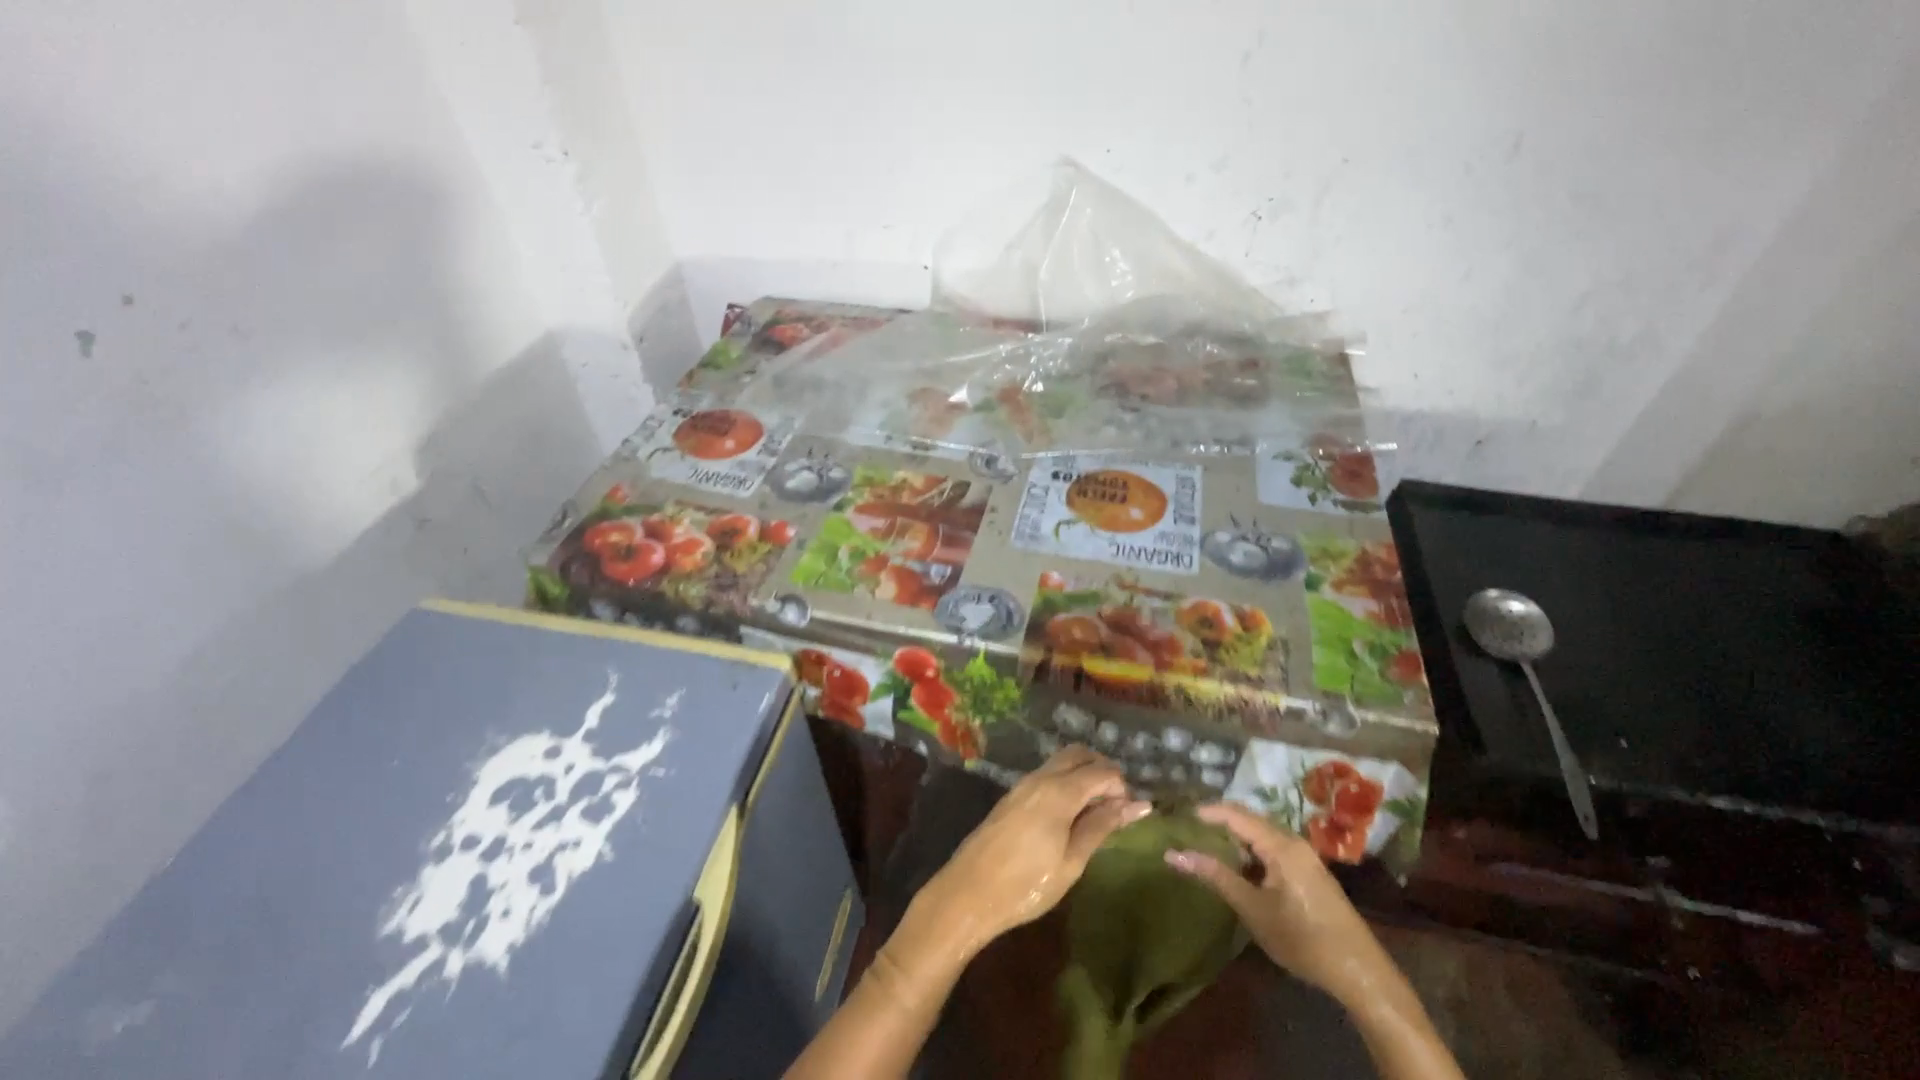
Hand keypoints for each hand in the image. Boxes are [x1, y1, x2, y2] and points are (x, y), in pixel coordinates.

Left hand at [916, 746, 1149, 955]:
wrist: (968, 894)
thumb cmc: (1027, 885)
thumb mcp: (1072, 861)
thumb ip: (1102, 826)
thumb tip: (1138, 805)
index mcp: (1059, 791)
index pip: (1102, 770)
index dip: (1121, 787)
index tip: (1129, 813)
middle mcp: (1040, 779)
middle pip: (1079, 755)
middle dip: (1102, 771)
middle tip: (1115, 805)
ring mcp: (1022, 786)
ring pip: (1060, 763)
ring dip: (1083, 776)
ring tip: (1095, 813)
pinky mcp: (1011, 797)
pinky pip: (1046, 776)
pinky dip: (1065, 784)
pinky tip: (1070, 816)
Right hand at [1165, 802, 1399, 1007]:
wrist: (1357, 970)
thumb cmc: (1301, 938)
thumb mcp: (1252, 908)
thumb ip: (1215, 876)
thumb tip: (1174, 854)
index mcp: (1281, 845)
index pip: (1236, 814)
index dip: (1206, 812)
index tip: (1178, 817)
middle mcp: (1294, 842)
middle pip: (1250, 820)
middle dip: (1219, 823)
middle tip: (1187, 832)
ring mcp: (1305, 857)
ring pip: (1263, 836)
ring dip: (1236, 840)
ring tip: (1206, 849)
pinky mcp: (1310, 873)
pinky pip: (1274, 850)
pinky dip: (1252, 853)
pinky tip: (1239, 870)